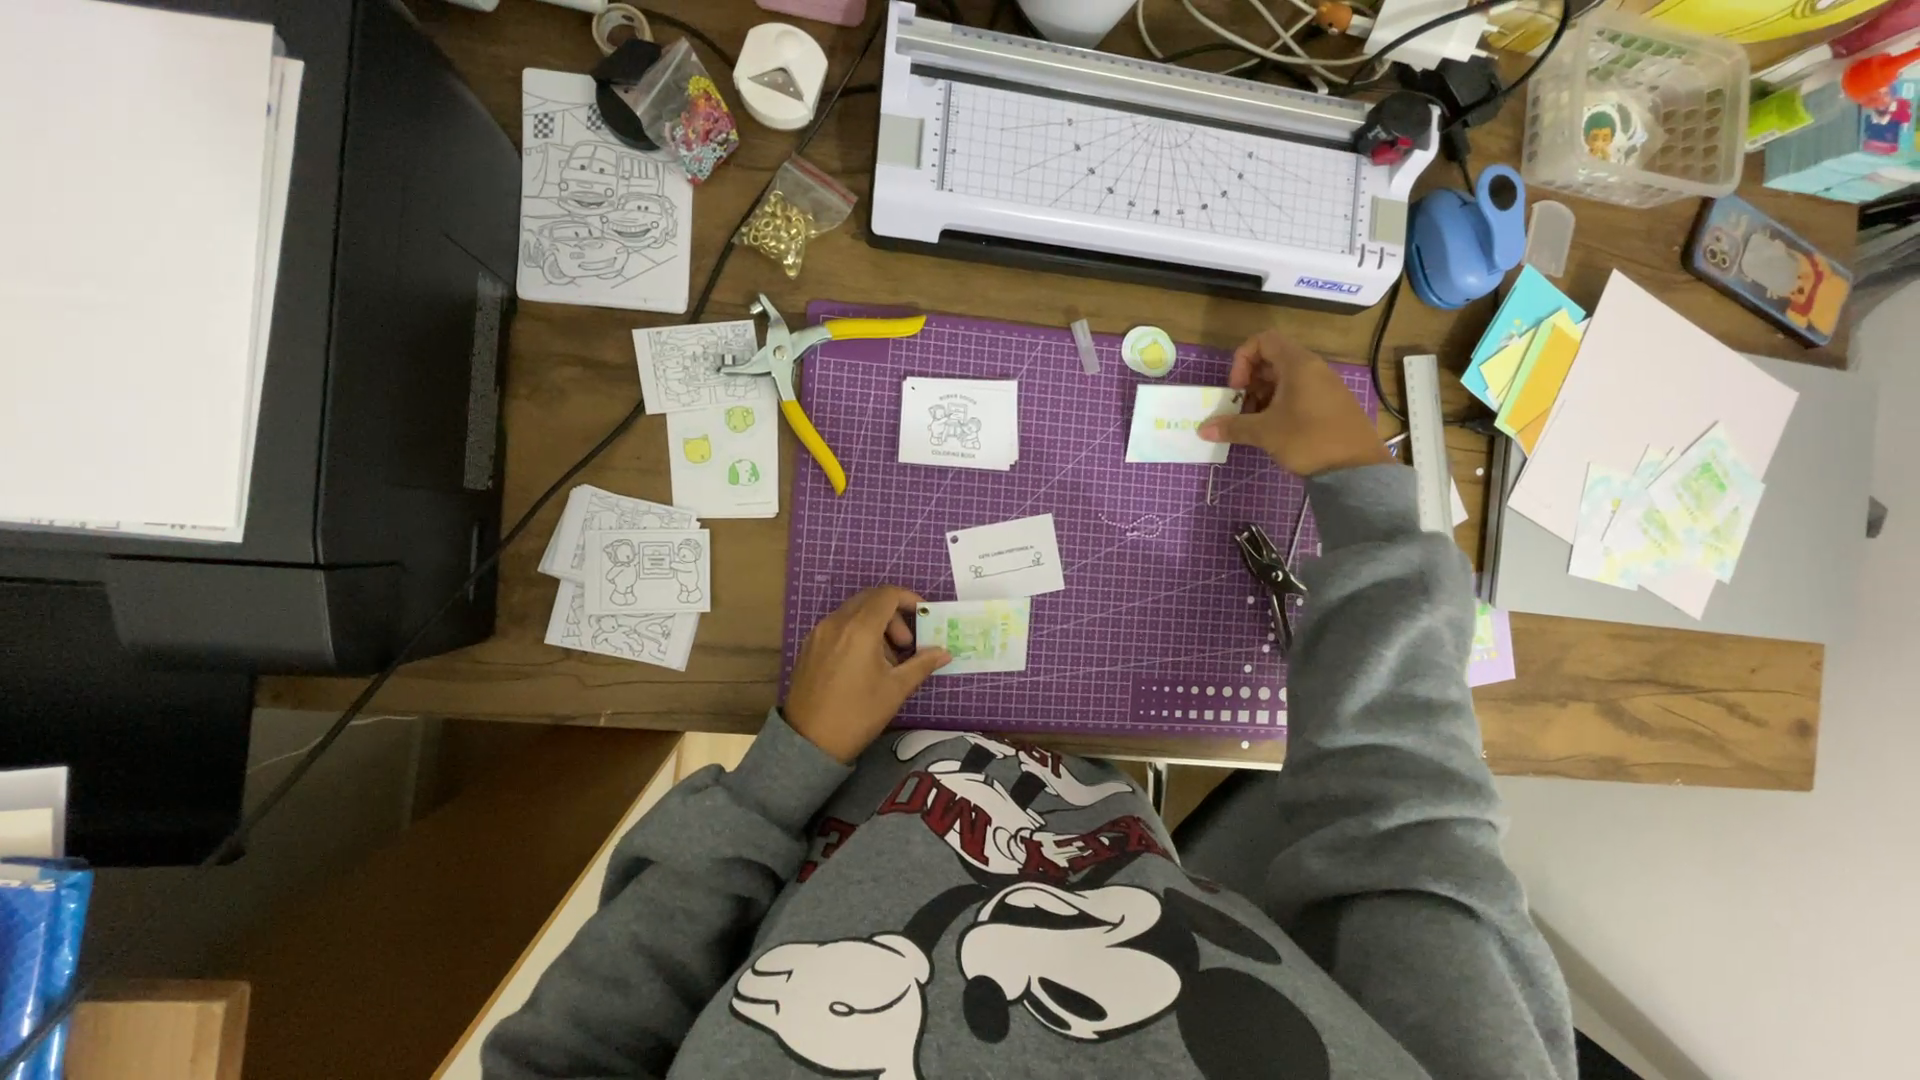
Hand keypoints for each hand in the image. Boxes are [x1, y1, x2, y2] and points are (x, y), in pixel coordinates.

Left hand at [783, 586, 950, 763]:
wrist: (808, 742)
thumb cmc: (857, 714)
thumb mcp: (895, 689)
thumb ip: (922, 664)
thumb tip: (944, 652)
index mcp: (859, 628)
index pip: (888, 595)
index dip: (910, 599)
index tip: (924, 618)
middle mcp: (836, 622)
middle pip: (870, 600)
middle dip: (894, 615)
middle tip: (906, 645)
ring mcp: (819, 633)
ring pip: (854, 613)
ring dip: (876, 625)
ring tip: (887, 661)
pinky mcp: (810, 646)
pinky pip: (839, 626)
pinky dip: (857, 633)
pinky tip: (864, 665)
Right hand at [1198, 331, 1391, 475]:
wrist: (1356, 468)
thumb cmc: (1308, 440)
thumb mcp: (1265, 433)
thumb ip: (1233, 427)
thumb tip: (1202, 430)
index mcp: (1298, 365)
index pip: (1263, 340)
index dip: (1242, 360)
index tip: (1236, 388)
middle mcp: (1313, 368)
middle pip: (1272, 359)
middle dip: (1249, 382)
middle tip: (1240, 408)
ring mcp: (1324, 386)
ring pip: (1284, 379)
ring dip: (1262, 396)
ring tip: (1254, 423)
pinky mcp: (1330, 403)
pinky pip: (1298, 392)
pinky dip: (1279, 404)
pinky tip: (1274, 430)